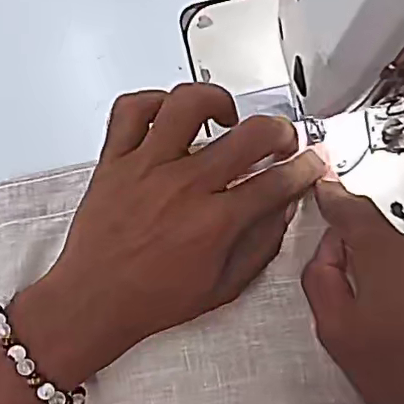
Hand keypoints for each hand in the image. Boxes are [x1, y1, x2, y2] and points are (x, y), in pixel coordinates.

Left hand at [11, 84, 324, 383]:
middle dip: (280, 131)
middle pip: (249, 135)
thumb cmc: (149, 300)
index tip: (310, 162)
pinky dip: (153, 102)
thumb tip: (281, 214)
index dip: (304, 168)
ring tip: (225, 116)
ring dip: (218, 101)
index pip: (276, 182)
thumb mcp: (221, 287)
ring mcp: (146, 169)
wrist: (93, 302)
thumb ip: (259, 247)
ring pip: (188, 104)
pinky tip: (168, 116)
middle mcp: (183, 188)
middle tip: (280, 138)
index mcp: (214, 223)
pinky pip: (131, 110)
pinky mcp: (114, 161)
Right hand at [301, 182, 403, 403]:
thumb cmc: (401, 383)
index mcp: (389, 261)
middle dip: (383, 265)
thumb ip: (322, 276)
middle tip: (381, 311)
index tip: (332, 192)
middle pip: (395, 241)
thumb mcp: (333, 332)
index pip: (355, 212)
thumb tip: (330, 248)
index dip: (337, 200)